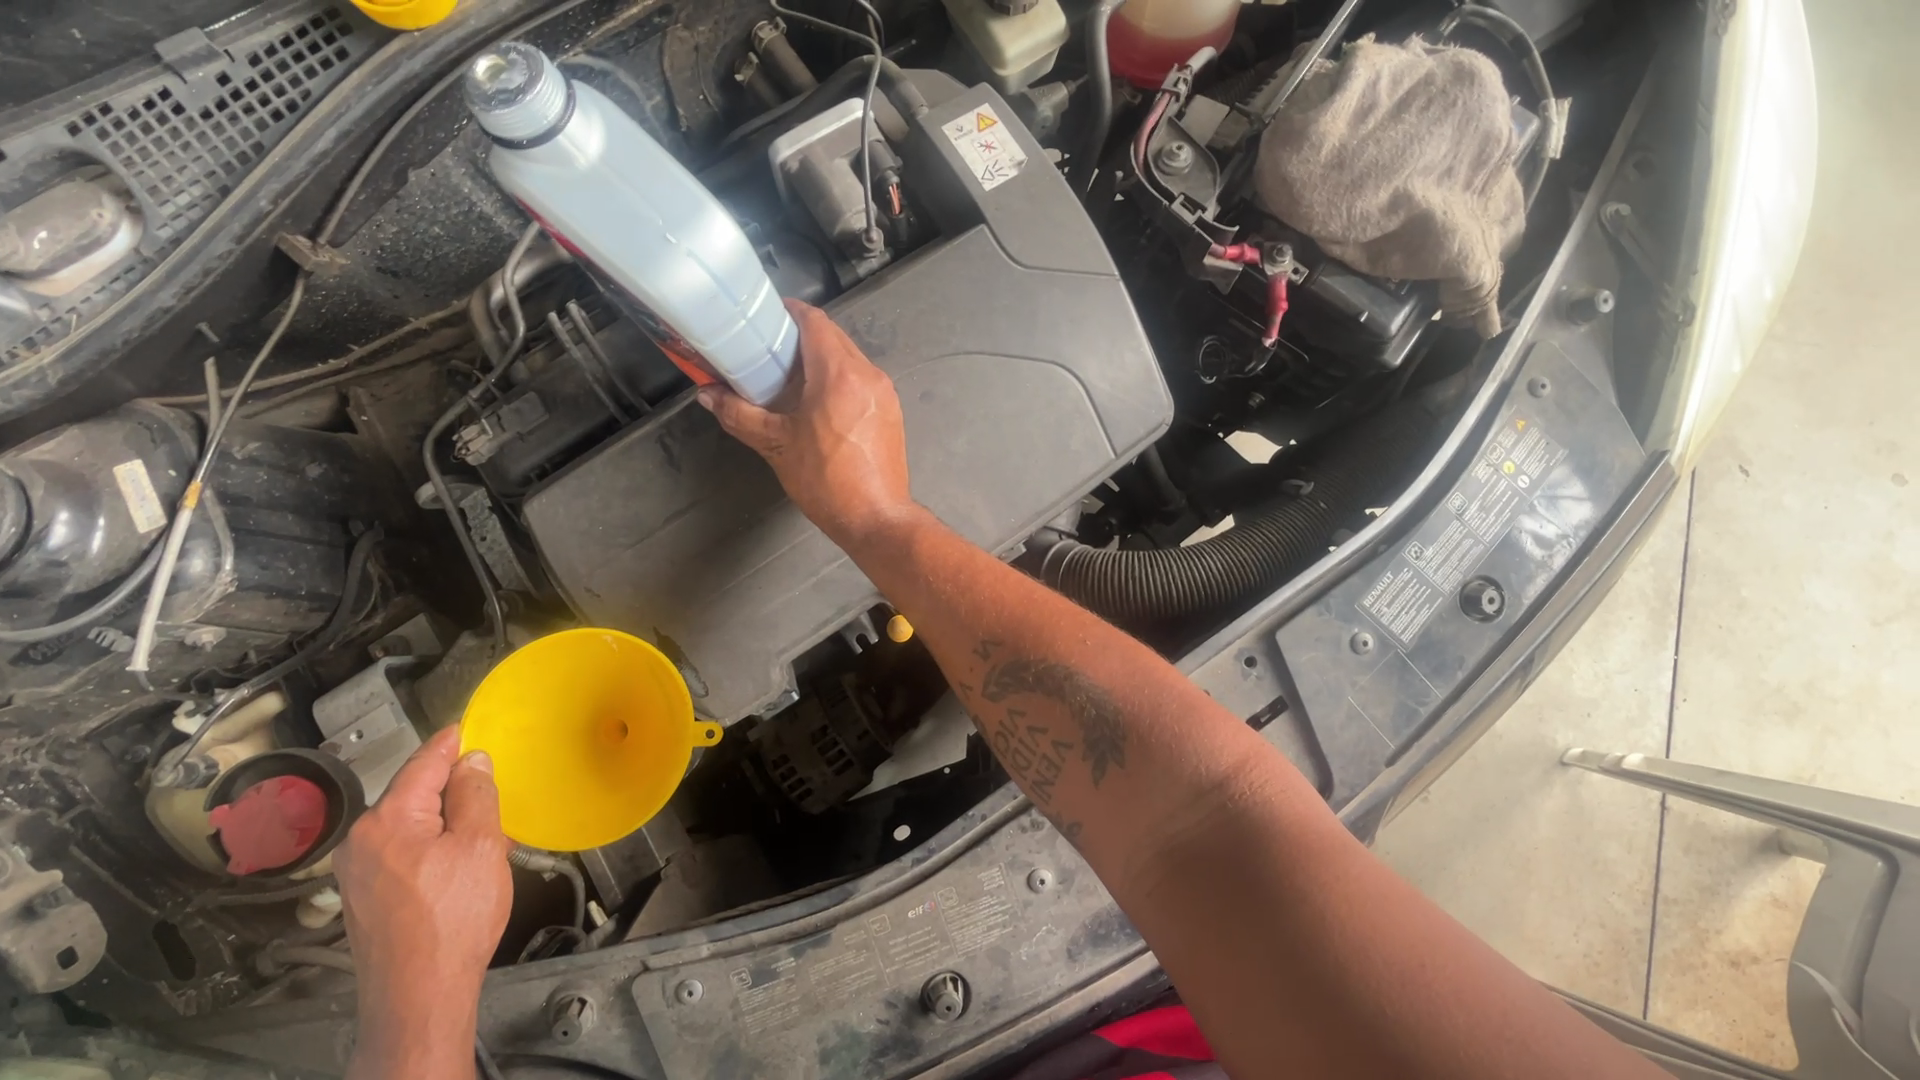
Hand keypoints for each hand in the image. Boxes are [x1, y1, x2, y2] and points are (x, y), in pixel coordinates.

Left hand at [335, 727, 509, 1079]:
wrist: (419, 996)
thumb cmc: (455, 917)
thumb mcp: (480, 845)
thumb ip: (476, 794)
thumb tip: (471, 760)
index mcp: (386, 820)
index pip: (423, 764)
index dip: (450, 743)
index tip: (466, 726)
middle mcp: (360, 840)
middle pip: (413, 794)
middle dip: (452, 790)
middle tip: (491, 791)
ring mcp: (356, 872)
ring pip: (410, 825)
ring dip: (444, 821)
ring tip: (481, 833)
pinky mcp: (363, 898)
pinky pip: (401, 852)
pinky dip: (431, 845)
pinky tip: (457, 865)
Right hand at [698, 299, 915, 545]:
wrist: (876, 519)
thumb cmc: (826, 481)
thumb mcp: (775, 445)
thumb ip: (739, 413)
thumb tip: (707, 394)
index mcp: (840, 374)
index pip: (814, 321)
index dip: (788, 312)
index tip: (765, 316)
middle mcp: (868, 374)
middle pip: (832, 337)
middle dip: (800, 337)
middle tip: (768, 348)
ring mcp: (885, 393)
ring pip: (849, 359)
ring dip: (820, 360)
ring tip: (789, 376)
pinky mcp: (891, 411)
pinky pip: (861, 381)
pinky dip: (838, 380)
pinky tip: (816, 401)